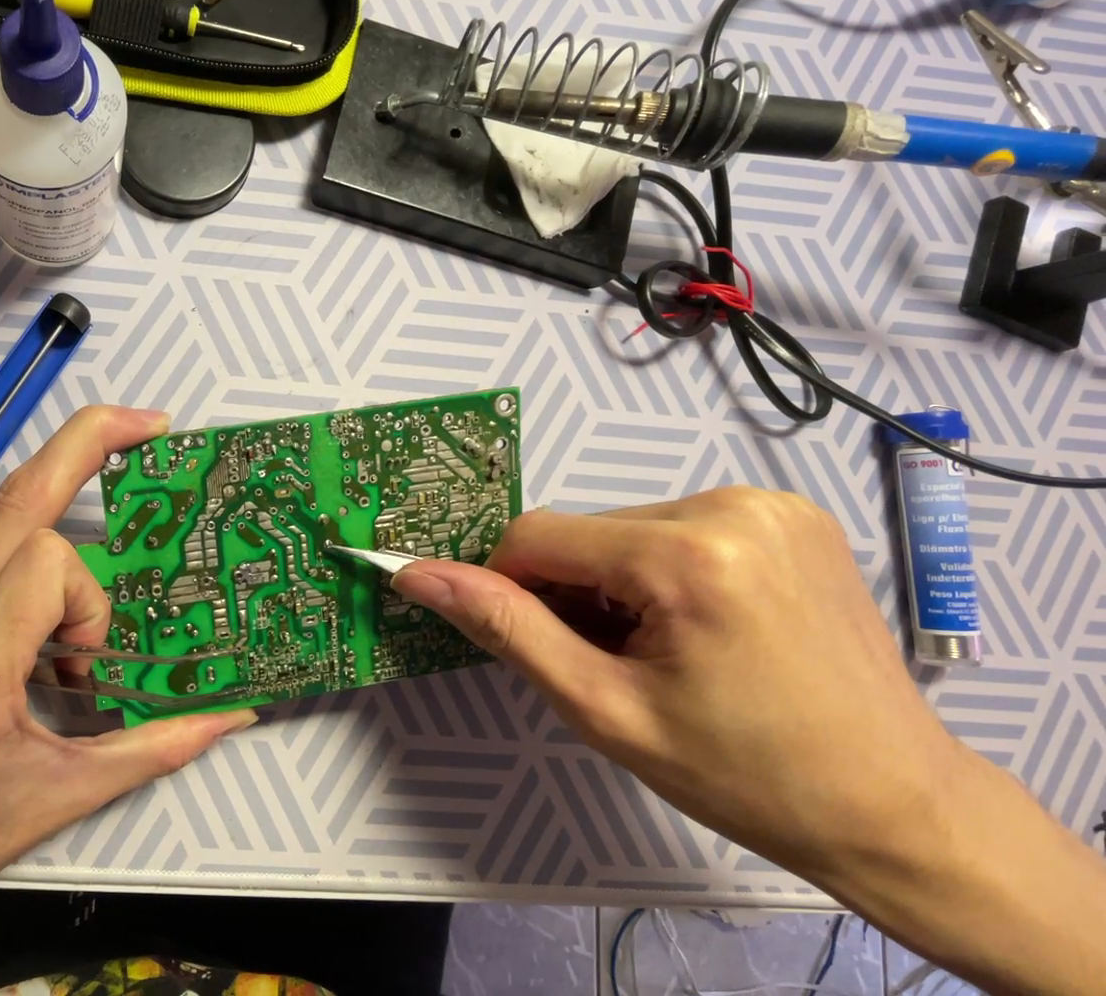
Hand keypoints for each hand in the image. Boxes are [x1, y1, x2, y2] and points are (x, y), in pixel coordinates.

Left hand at [0, 405, 254, 922]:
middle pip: (18, 499)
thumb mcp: (64, 795)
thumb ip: (156, 746)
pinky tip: (8, 638)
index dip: (88, 598)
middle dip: (85, 447)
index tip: (86, 659)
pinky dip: (8, 581)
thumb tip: (227, 713)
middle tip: (143, 424)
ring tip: (52, 638)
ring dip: (46, 561)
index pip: (47, 562)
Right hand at [389, 486, 957, 876]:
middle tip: (608, 663)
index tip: (533, 643)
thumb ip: (505, 628)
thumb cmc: (741, 772)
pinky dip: (657, 570)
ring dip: (612, 582)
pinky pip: (676, 527)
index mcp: (689, 554)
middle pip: (584, 532)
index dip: (508, 586)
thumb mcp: (602, 708)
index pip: (536, 536)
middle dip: (572, 591)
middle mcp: (732, 505)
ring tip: (657, 650)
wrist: (895, 806)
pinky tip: (694, 625)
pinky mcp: (790, 515)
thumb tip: (416, 575)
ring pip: (625, 529)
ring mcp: (770, 504)